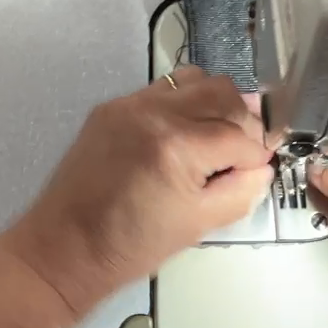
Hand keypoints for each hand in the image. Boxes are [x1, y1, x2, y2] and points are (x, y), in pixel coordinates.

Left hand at [3, 66, 273, 318]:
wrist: (65, 247)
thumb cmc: (128, 246)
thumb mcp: (199, 226)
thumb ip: (241, 190)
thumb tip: (261, 167)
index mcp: (176, 147)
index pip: (239, 134)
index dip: (259, 151)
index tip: (262, 162)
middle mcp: (154, 113)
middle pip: (222, 92)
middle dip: (243, 119)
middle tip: (246, 147)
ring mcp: (130, 104)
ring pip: (194, 79)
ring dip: (215, 102)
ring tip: (216, 133)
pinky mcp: (113, 106)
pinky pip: (162, 88)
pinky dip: (183, 102)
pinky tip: (183, 131)